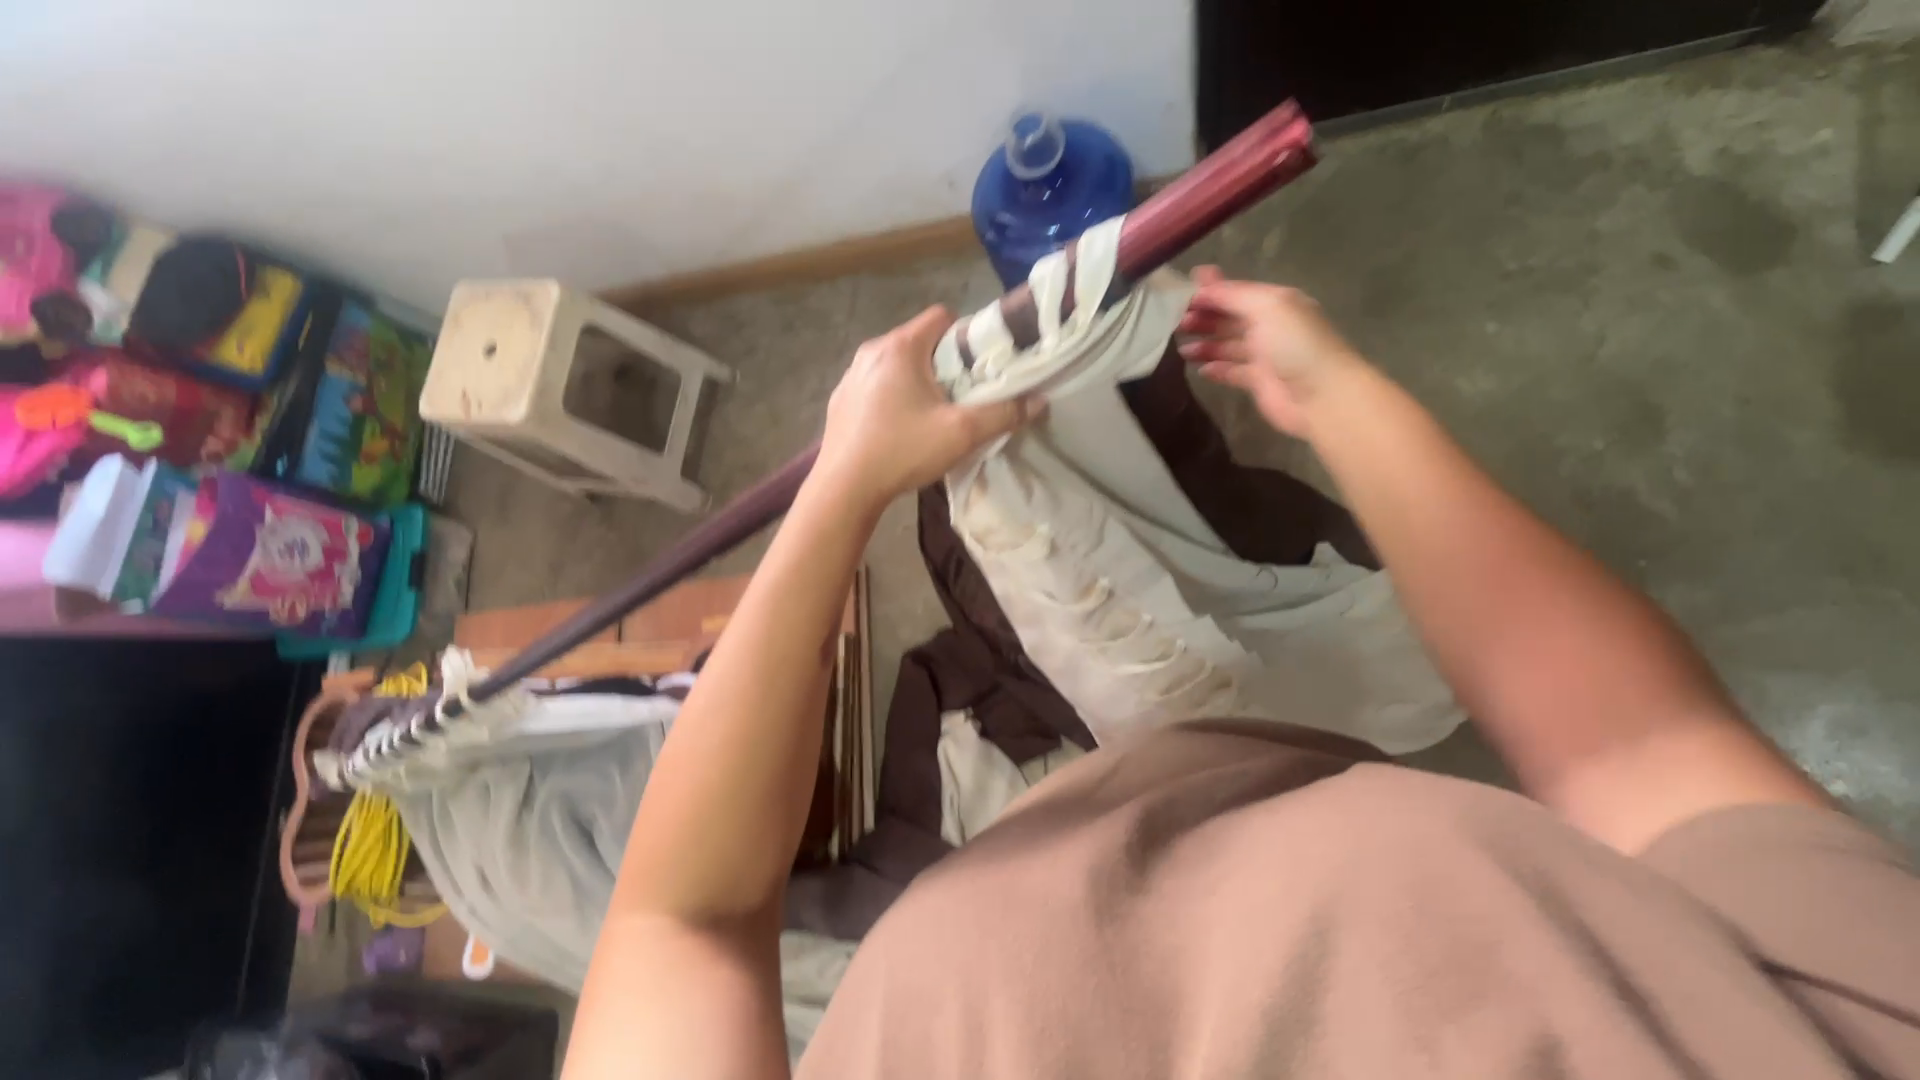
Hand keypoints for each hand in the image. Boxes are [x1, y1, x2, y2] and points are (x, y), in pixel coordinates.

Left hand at [814, 305, 1041, 507]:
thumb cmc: (902, 451)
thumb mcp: (962, 434)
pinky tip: (898, 430)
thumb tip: (1039, 401)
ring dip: (917, 382)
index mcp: (900, 347)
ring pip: (896, 365)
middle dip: (943, 363)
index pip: (941, 317)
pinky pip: (875, 386)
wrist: (844, 488)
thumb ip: (1003, 414)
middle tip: (961, 396)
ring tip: (930, 416)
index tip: (976, 368)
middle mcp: (871, 351)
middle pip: (919, 342)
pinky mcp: (840, 401)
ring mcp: (850, 376)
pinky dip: (892, 398)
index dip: (965, 337)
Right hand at [1177, 266, 1366, 436]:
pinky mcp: (1259, 383)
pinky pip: (1233, 372)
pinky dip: (1217, 369)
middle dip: (1205, 317)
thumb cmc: (1295, 344)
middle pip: (1231, 318)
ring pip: (1229, 345)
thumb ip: (1233, 295)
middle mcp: (1271, 326)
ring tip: (1181, 348)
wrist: (1322, 395)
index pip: (1237, 292)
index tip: (1182, 291)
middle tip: (1176, 322)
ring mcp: (1265, 356)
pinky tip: (1200, 369)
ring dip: (1206, 344)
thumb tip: (1203, 283)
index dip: (1211, 290)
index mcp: (1276, 303)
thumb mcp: (1267, 306)